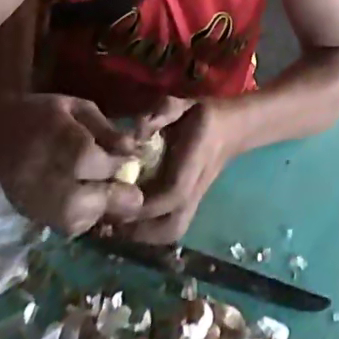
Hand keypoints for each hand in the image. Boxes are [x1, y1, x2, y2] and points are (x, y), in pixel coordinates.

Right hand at [0, 94, 142, 234]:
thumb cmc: (44, 115)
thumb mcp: (78, 107)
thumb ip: (106, 129)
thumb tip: (132, 151)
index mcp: (55, 138)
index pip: (89, 160)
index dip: (116, 164)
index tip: (131, 162)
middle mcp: (39, 174)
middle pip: (78, 201)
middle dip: (112, 197)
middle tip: (129, 189)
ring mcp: (30, 199)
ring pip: (71, 221)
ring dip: (99, 212)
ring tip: (109, 195)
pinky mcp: (27, 214)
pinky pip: (61, 226)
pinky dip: (83, 219)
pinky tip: (90, 203)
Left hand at [119, 100, 244, 243]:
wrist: (230, 128)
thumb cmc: (201, 115)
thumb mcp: (182, 105)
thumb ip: (162, 111)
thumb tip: (137, 130)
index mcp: (195, 161)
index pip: (173, 193)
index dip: (144, 204)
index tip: (114, 198)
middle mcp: (196, 187)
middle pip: (172, 226)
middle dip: (138, 228)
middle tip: (108, 215)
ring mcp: (195, 200)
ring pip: (171, 231)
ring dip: (142, 234)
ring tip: (115, 221)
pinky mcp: (190, 205)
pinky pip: (170, 229)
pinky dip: (148, 232)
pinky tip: (128, 219)